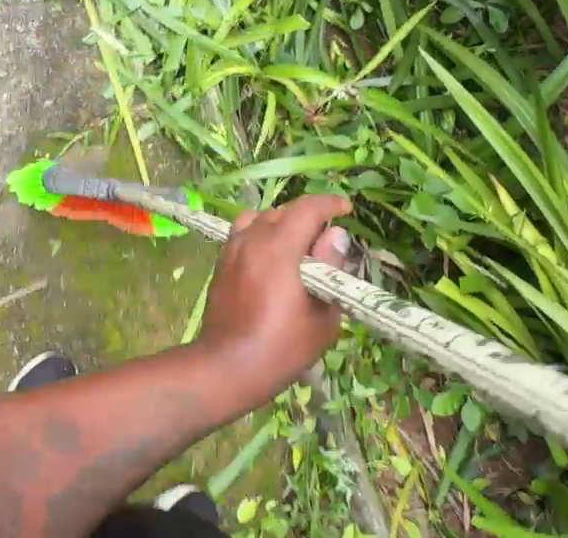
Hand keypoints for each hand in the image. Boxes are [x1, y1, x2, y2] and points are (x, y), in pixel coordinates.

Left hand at [196, 194, 352, 405]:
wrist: (230, 363)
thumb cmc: (283, 345)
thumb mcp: (322, 314)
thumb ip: (331, 269)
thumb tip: (335, 235)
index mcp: (278, 248)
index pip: (306, 209)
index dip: (328, 204)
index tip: (346, 208)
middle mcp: (251, 239)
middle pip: (282, 212)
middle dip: (307, 218)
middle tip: (327, 243)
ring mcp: (232, 247)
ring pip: (260, 218)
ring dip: (282, 223)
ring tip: (299, 246)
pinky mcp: (221, 260)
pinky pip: (243, 232)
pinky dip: (261, 233)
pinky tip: (272, 256)